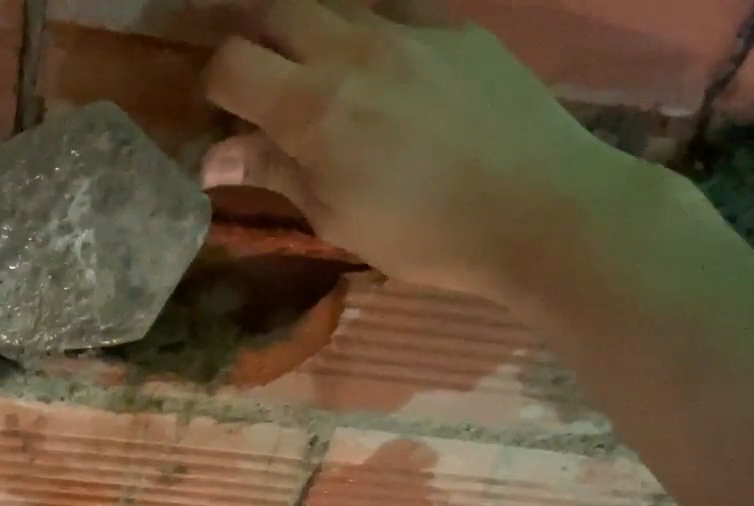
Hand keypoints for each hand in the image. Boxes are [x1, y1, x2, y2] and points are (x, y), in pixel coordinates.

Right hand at [201, 0, 630, 296]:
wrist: (539, 208)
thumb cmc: (421, 234)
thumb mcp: (333, 215)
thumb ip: (275, 171)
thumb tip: (213, 160)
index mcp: (312, 107)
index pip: (231, 63)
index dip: (213, 83)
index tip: (220, 111)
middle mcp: (353, 49)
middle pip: (277, 8)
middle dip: (253, 38)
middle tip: (256, 77)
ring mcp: (410, 30)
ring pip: (336, 3)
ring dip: (309, 32)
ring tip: (315, 74)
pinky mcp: (456, 29)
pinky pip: (395, 11)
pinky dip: (368, 34)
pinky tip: (382, 74)